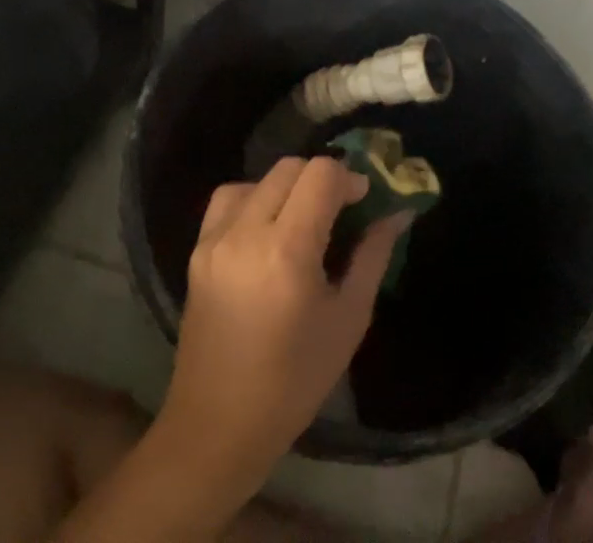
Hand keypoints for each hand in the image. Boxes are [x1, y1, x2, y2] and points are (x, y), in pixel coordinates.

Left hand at [156, 157, 408, 487]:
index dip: (349, 178)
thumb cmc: (295, 379)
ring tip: (303, 222)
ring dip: (286, 187)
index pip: (320, 174)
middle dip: (321, 179)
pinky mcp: (196, 253)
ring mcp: (213, 241)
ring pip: (256, 180)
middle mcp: (244, 233)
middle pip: (288, 168)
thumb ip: (372, 256)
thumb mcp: (349, 318)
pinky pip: (228, 202)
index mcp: (286, 250)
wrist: (219, 423)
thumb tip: (396, 214)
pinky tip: (269, 233)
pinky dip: (254, 201)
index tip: (364, 202)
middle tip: (341, 211)